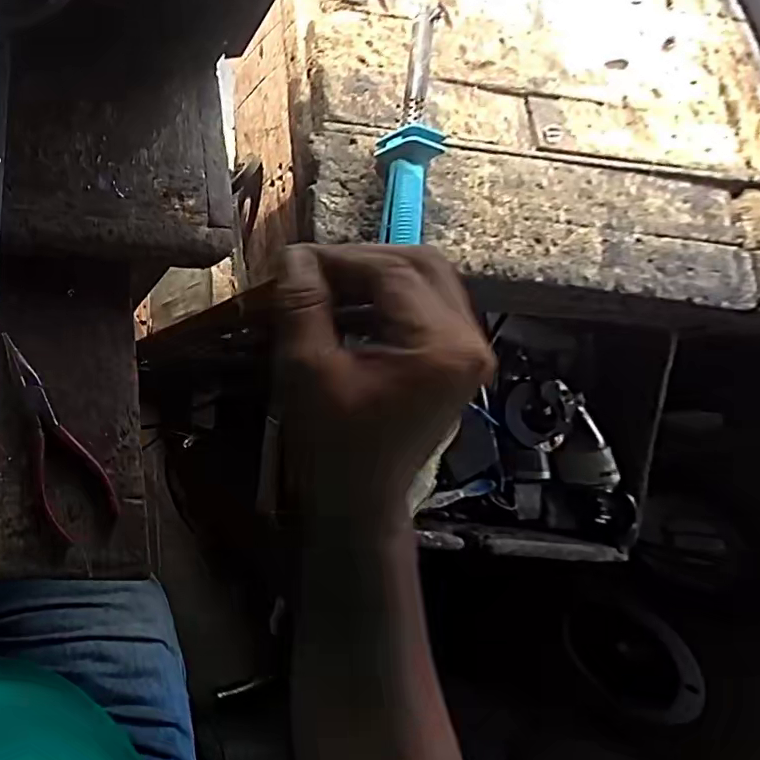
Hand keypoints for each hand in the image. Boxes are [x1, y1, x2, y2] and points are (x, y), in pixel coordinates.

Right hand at [274, 245, 494, 534]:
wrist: (357, 502)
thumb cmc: (331, 446)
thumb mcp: (307, 371)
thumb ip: (302, 306)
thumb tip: (294, 256)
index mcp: (440, 347)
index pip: (391, 272)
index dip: (337, 257)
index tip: (291, 260)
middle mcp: (467, 342)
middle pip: (419, 266)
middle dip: (359, 260)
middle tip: (310, 269)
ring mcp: (464, 352)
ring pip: (423, 282)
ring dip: (370, 277)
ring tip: (322, 286)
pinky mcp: (451, 361)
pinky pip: (421, 308)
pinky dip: (381, 299)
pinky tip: (342, 309)